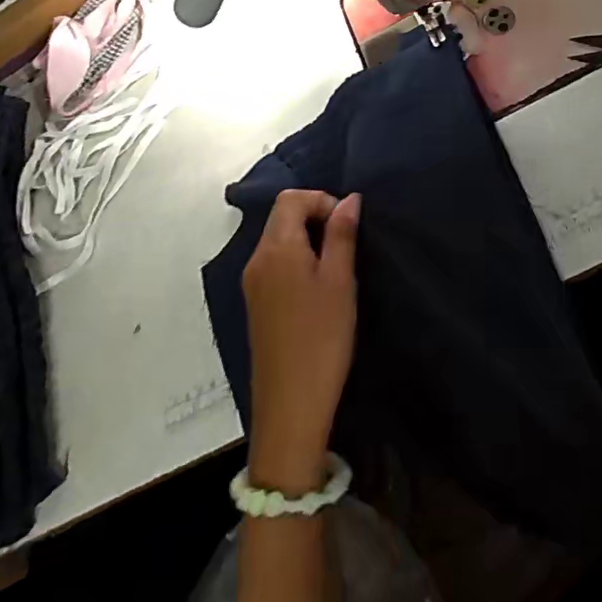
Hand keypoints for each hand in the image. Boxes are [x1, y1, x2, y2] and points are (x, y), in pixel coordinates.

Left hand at [243, 190, 360, 495]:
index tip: (349, 226)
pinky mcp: (256, 303)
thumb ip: (342, 235)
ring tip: (339, 265)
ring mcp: (253, 283)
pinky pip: (275, 263)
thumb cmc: (322, 337)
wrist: (291, 402)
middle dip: (316, 217)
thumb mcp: (340, 281)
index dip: (322, 200)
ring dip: (308, 239)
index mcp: (276, 249)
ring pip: (279, 240)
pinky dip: (298, 259)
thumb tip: (349, 199)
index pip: (291, 199)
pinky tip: (319, 286)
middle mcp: (256, 259)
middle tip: (348, 244)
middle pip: (282, 217)